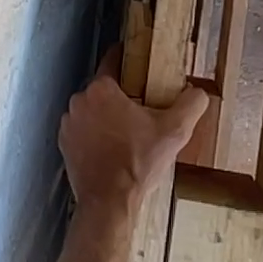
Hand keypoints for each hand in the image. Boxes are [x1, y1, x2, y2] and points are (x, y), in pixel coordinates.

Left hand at [58, 47, 209, 209]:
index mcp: (102, 88)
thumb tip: (198, 92)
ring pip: (92, 108)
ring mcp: (69, 122)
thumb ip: (191, 104)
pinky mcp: (64, 143)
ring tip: (126, 133)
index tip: (137, 62)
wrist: (109, 203)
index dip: (128, 58)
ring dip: (105, 115)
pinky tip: (111, 148)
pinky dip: (93, 134)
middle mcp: (80, 99)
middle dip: (120, 94)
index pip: (113, 59)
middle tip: (139, 109)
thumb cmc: (138, 164)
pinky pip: (81, 129)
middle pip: (104, 87)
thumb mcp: (175, 132)